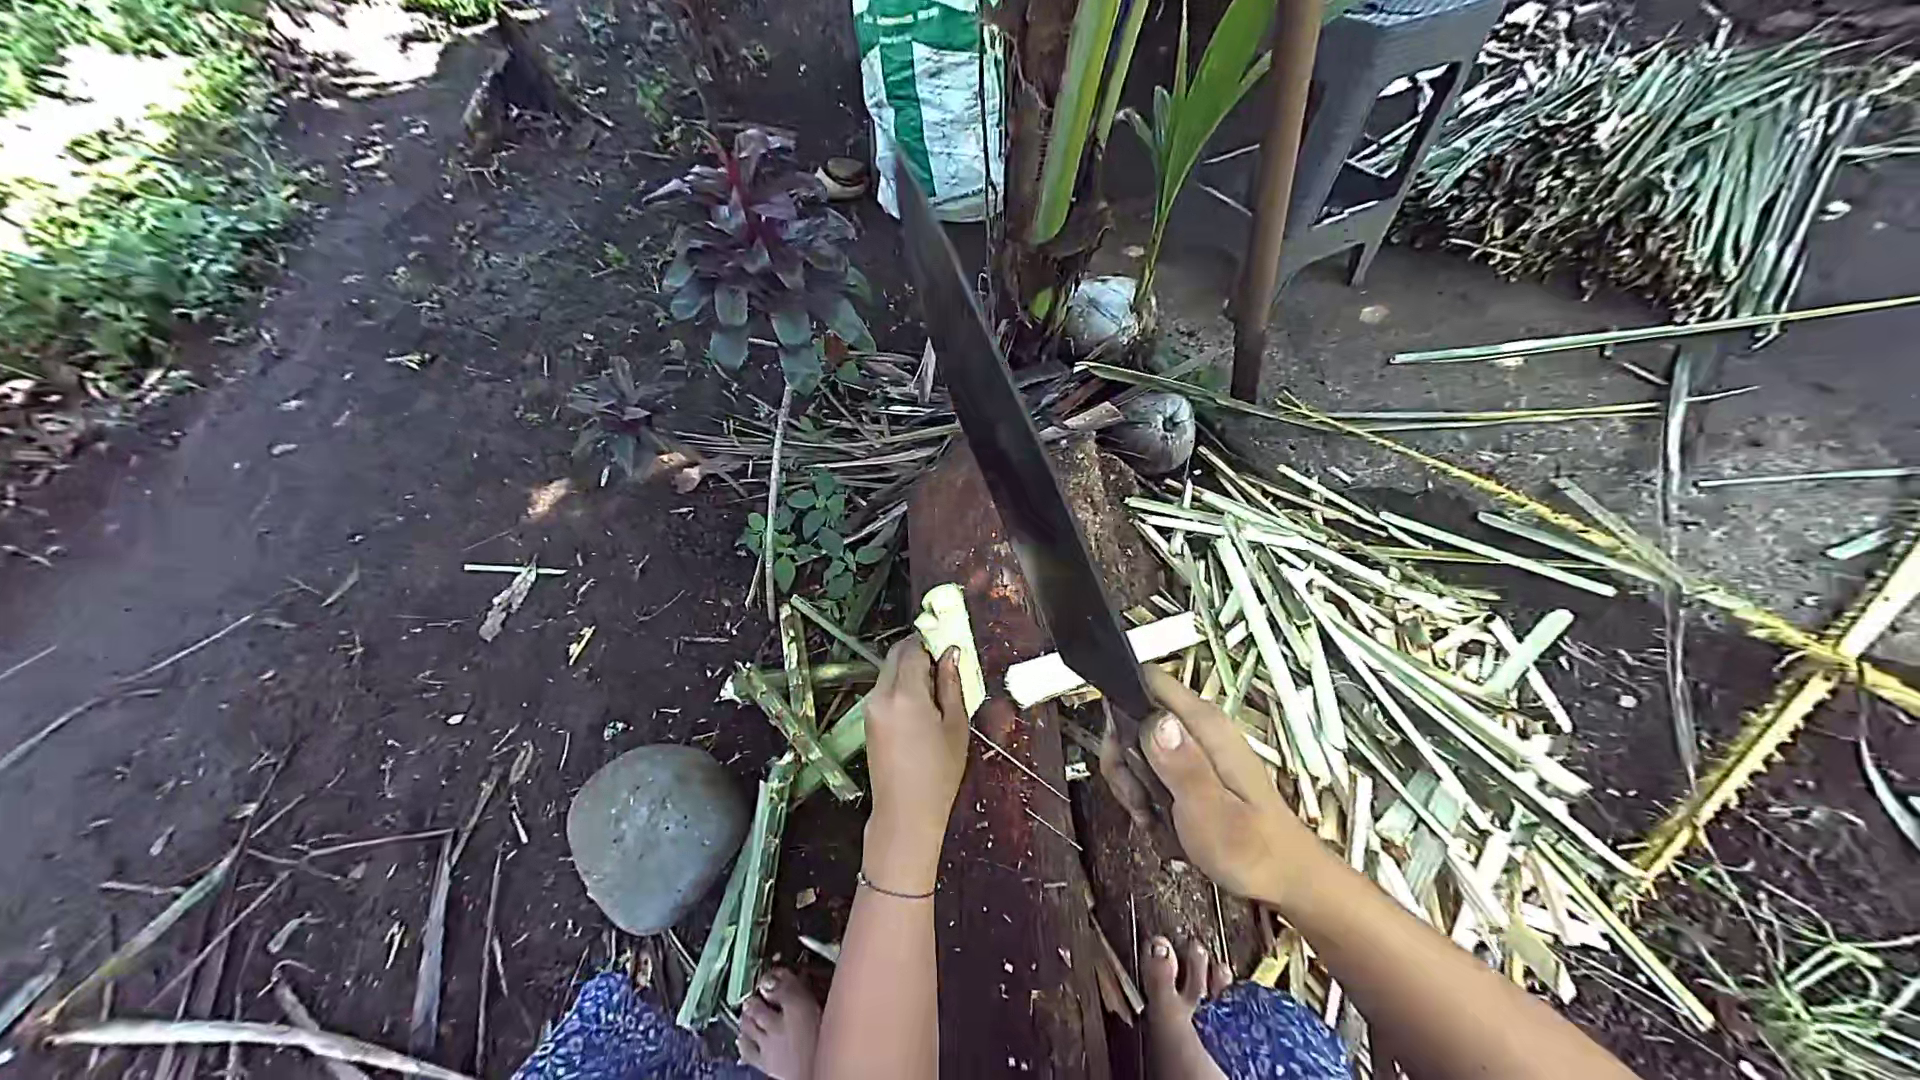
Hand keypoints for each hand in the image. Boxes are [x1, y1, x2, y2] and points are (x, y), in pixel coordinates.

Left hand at [861, 635, 969, 890]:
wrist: (906, 812)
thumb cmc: (939, 772)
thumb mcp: (956, 725)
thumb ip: (952, 683)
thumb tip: (952, 652)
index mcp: (904, 694)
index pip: (913, 649)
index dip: (931, 643)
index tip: (949, 646)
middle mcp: (880, 694)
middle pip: (895, 655)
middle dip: (918, 651)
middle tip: (944, 664)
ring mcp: (870, 707)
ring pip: (888, 670)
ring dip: (909, 668)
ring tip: (936, 689)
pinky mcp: (867, 719)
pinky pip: (884, 688)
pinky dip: (901, 685)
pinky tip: (921, 705)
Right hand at [1136, 665, 1324, 909]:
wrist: (1286, 879)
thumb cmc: (1253, 851)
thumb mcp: (1210, 811)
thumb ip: (1181, 764)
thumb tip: (1155, 720)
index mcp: (1205, 725)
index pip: (1149, 680)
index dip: (1122, 705)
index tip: (1121, 751)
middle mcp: (1198, 727)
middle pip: (1134, 716)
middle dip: (1123, 757)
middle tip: (1136, 798)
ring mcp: (1195, 747)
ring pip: (1137, 746)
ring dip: (1132, 783)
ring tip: (1150, 816)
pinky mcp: (1192, 767)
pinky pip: (1150, 768)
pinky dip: (1145, 795)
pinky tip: (1158, 820)